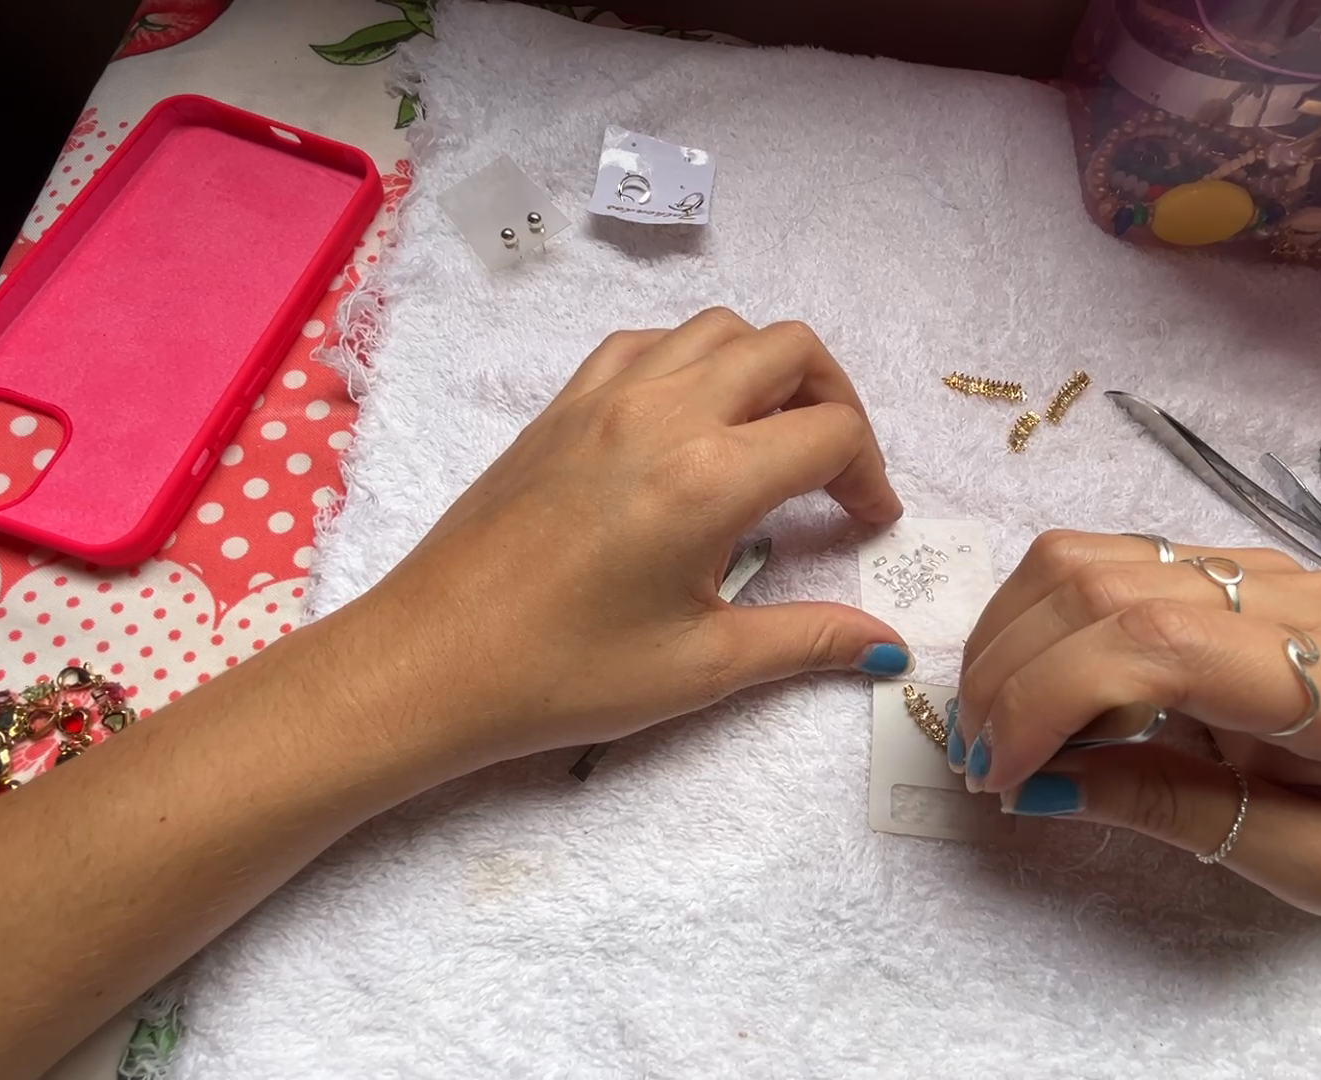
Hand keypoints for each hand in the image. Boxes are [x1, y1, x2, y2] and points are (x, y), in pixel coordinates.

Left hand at [333, 308, 910, 770]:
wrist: (431, 661)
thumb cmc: (566, 674)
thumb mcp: (701, 665)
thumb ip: (807, 639)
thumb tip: (888, 644)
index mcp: (707, 477)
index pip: (831, 435)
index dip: (871, 476)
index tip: (870, 522)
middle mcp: (663, 411)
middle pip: (790, 350)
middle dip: (837, 401)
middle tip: (836, 469)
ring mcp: (605, 394)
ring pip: (720, 330)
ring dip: (769, 371)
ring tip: (771, 438)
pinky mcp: (564, 402)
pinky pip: (650, 344)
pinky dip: (695, 362)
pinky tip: (691, 420)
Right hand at [956, 530, 1320, 917]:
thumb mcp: (1307, 869)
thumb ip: (1170, 813)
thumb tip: (1035, 783)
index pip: (1166, 648)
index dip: (1053, 698)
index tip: (999, 773)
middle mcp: (1311, 596)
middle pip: (1103, 594)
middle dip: (1009, 678)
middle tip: (976, 755)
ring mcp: (1254, 559)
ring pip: (1077, 562)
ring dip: (1003, 641)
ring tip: (986, 714)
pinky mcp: (1206, 553)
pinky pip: (1083, 557)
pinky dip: (1024, 615)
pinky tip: (1018, 669)